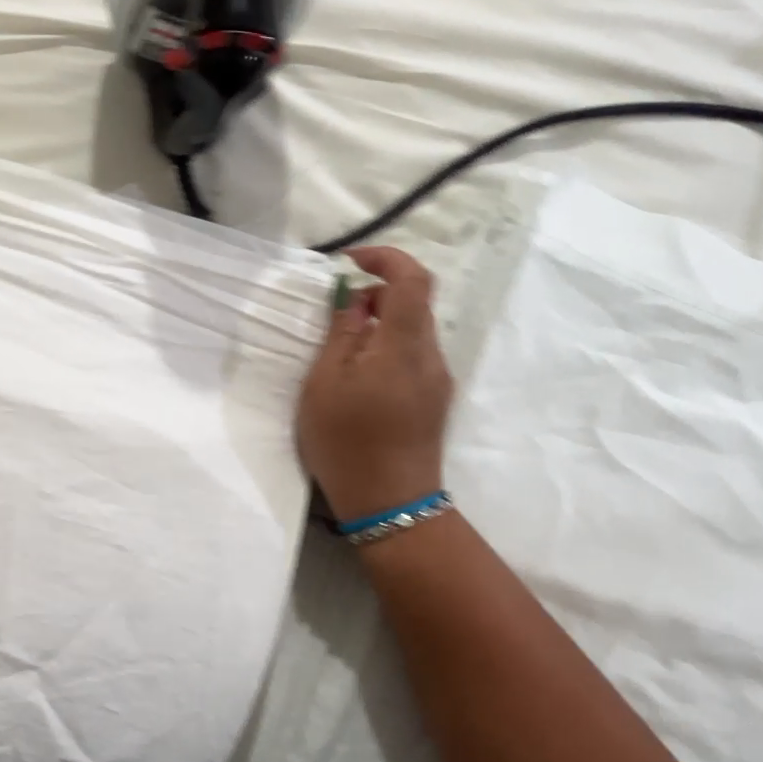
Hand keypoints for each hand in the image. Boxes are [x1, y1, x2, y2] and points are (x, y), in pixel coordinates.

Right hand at [297, 247, 454, 521]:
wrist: (390, 503)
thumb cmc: (346, 441)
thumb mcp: (325, 383)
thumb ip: (341, 332)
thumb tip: (354, 296)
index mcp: (403, 345)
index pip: (412, 278)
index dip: (385, 257)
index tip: (350, 262)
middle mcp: (430, 354)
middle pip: (415, 301)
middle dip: (376, 293)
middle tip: (335, 316)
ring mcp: (438, 378)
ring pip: (413, 329)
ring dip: (380, 323)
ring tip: (341, 352)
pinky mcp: (436, 398)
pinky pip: (414, 354)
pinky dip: (388, 347)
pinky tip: (360, 378)